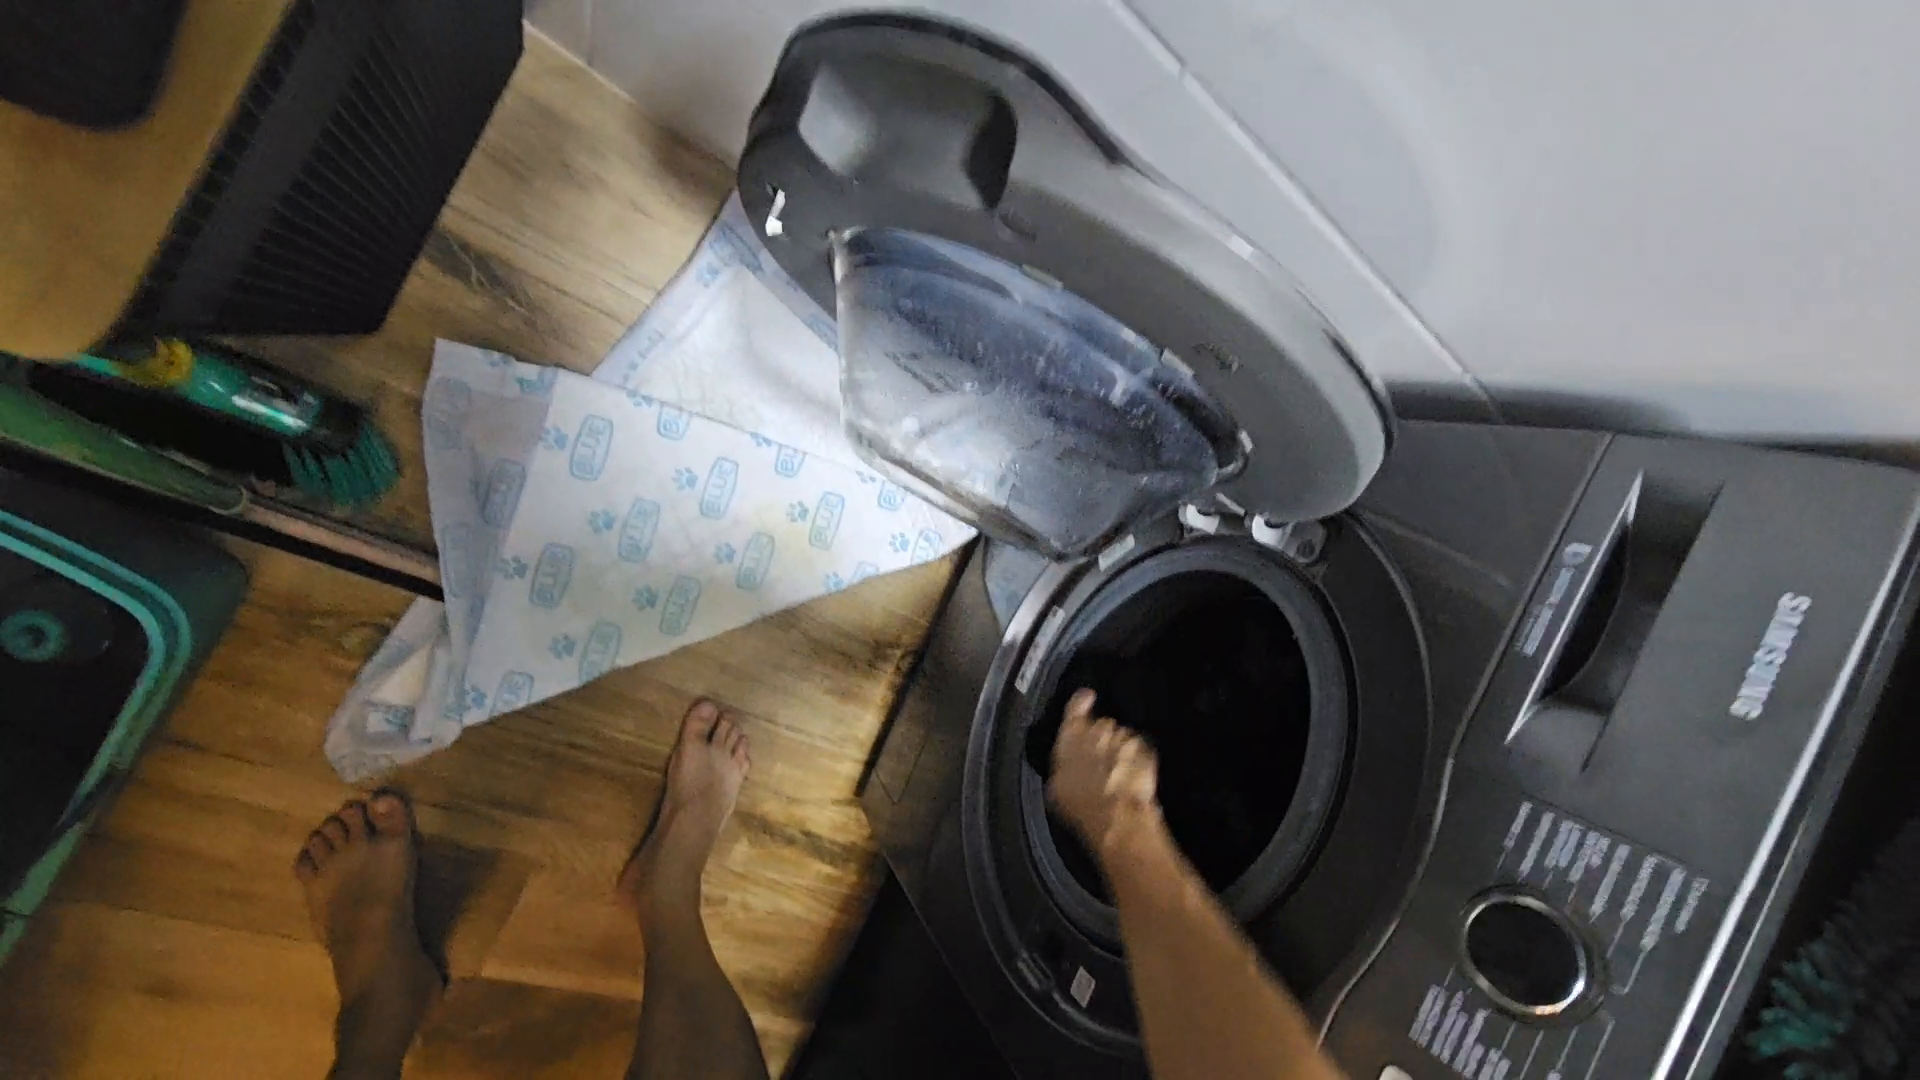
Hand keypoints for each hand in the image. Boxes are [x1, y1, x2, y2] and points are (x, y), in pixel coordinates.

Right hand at [1048, 689, 1162, 857]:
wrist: (1116, 816)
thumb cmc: (1079, 802)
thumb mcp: (1056, 785)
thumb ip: (1062, 763)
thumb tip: (1065, 764)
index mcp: (1072, 733)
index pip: (1076, 706)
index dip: (1081, 702)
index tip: (1086, 697)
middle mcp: (1100, 729)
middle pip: (1102, 726)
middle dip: (1101, 740)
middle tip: (1098, 763)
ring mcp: (1126, 738)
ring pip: (1122, 739)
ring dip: (1120, 752)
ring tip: (1116, 775)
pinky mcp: (1147, 751)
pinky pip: (1140, 751)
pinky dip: (1137, 761)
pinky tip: (1131, 779)